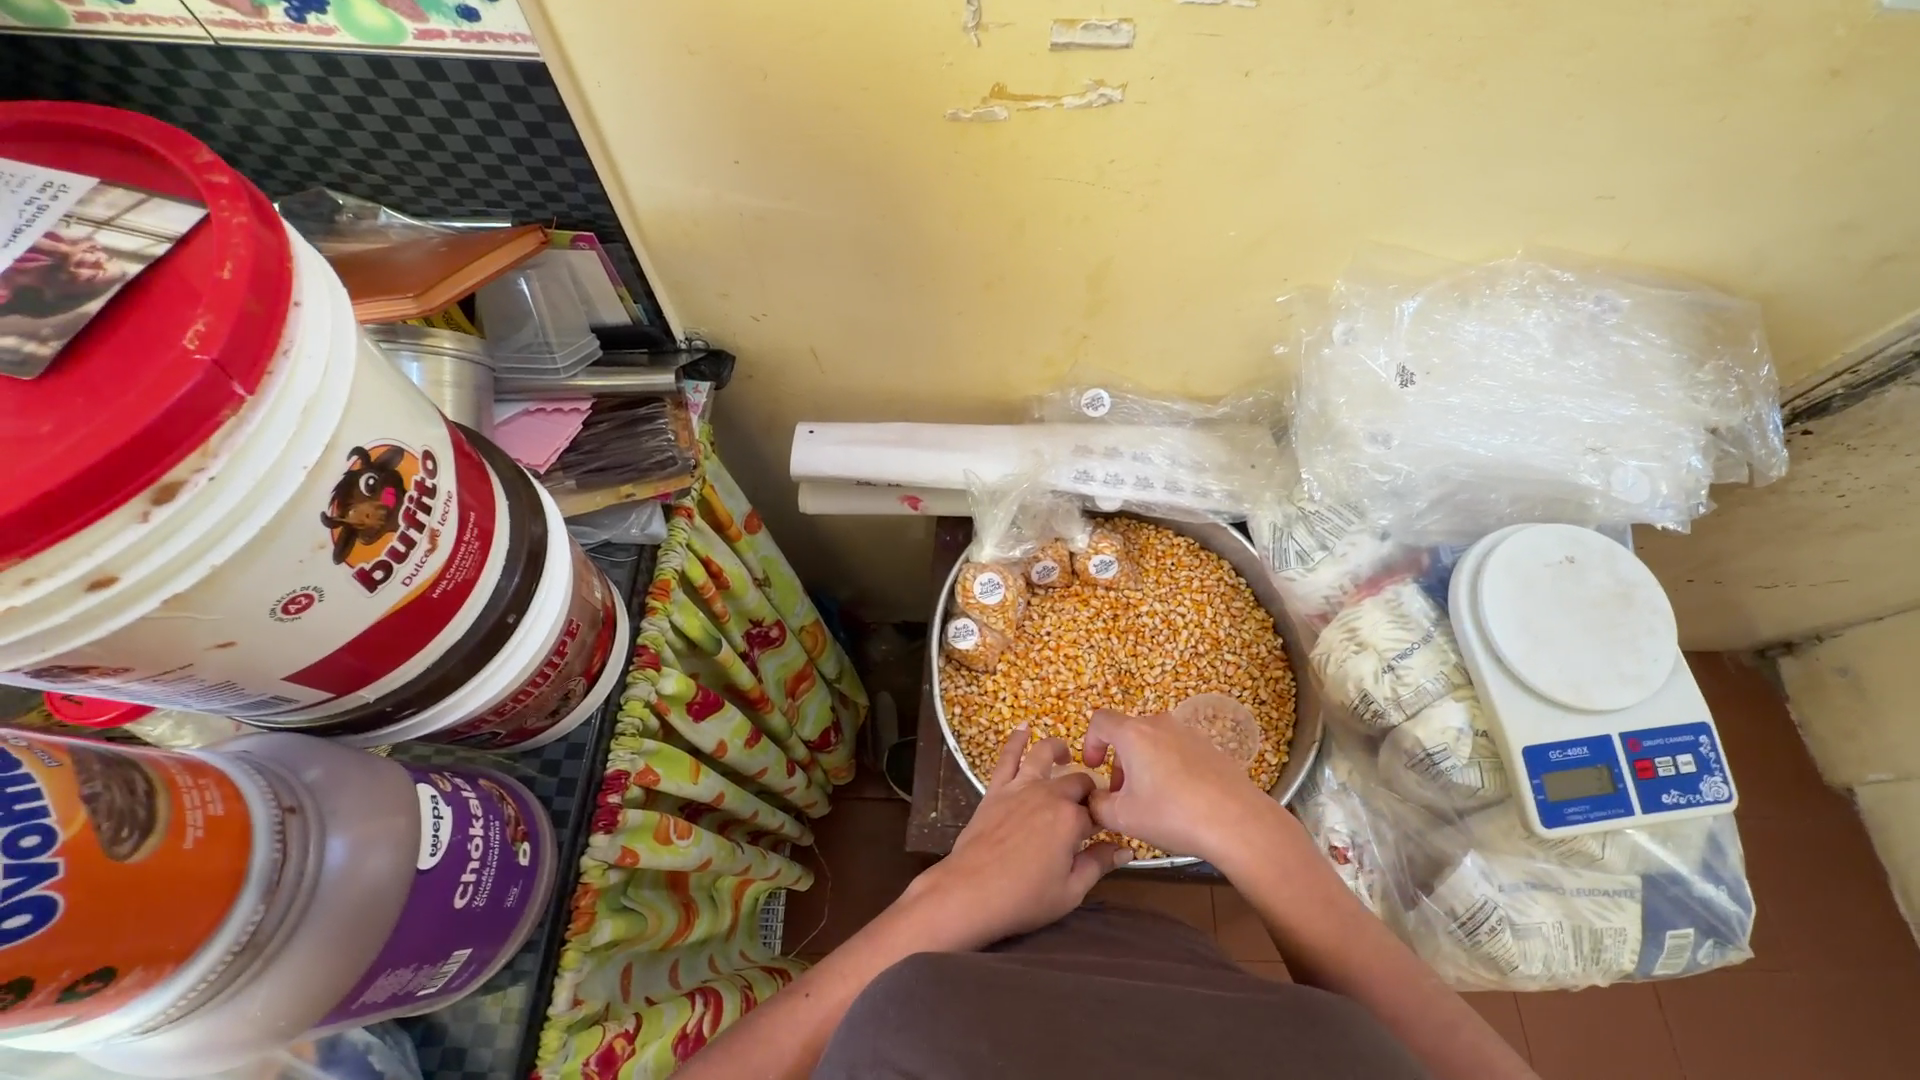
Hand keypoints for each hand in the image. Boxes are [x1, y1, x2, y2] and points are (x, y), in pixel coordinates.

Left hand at [904, 727, 1130, 949]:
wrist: (970, 891)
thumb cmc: (1024, 898)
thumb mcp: (1071, 890)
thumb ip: (1099, 864)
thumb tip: (1126, 849)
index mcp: (1072, 820)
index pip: (1098, 813)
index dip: (1105, 820)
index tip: (1107, 831)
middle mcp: (1049, 795)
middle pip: (1077, 782)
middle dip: (1088, 790)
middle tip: (1088, 806)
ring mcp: (1020, 788)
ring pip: (1044, 757)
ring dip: (1058, 750)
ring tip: (1065, 752)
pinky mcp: (996, 790)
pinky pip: (1007, 757)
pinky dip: (1016, 739)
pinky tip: (1024, 728)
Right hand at [1083, 708, 1278, 863]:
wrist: (1237, 822)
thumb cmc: (1172, 814)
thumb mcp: (1122, 817)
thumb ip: (1096, 805)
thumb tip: (1094, 799)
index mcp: (1134, 734)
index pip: (1100, 721)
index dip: (1089, 742)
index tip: (1094, 768)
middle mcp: (1160, 725)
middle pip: (1128, 734)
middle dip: (1118, 763)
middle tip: (1120, 796)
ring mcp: (1189, 734)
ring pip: (1153, 744)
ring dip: (1143, 767)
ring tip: (1150, 802)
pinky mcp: (1211, 749)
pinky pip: (1177, 752)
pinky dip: (1168, 769)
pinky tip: (1179, 802)